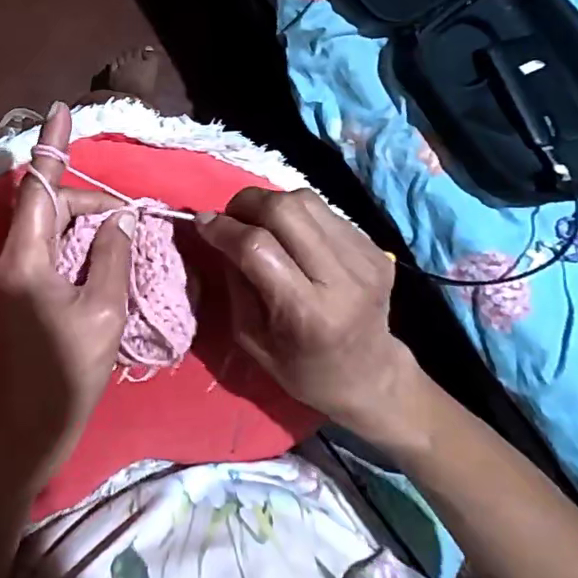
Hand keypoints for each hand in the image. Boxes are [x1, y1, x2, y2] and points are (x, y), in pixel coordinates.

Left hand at [0, 104, 134, 483]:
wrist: (27, 425)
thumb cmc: (68, 372)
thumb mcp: (104, 310)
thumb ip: (111, 254)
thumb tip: (118, 219)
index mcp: (25, 258)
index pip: (40, 187)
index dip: (54, 147)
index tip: (61, 111)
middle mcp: (6, 257)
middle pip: (48, 206)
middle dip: (89, 202)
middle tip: (129, 219)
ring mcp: (4, 273)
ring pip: (46, 226)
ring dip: (81, 222)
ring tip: (118, 232)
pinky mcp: (10, 288)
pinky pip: (43, 247)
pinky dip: (71, 241)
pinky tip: (97, 250)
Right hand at [195, 188, 429, 444]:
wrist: (369, 376)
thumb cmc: (301, 368)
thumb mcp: (251, 337)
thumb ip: (235, 281)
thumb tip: (217, 231)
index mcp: (307, 312)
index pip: (258, 247)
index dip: (224, 229)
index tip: (202, 223)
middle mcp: (342, 279)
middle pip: (285, 210)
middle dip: (247, 203)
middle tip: (231, 217)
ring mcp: (364, 259)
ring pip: (306, 200)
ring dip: (271, 203)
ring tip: (258, 221)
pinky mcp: (374, 248)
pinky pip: (324, 212)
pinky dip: (298, 216)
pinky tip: (291, 236)